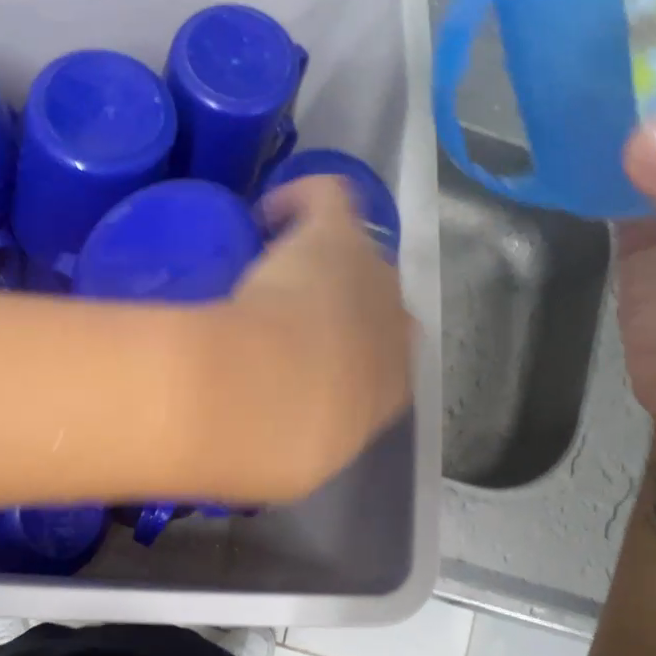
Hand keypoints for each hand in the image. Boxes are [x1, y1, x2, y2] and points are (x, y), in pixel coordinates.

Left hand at [214, 175, 411, 495]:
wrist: (275, 399)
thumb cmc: (284, 443)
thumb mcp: (298, 457)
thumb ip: (293, 445)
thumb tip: (261, 452)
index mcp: (388, 389)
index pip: (378, 363)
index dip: (343, 357)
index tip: (300, 362)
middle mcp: (394, 326)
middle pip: (372, 304)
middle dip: (337, 307)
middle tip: (285, 313)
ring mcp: (371, 275)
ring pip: (351, 256)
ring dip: (317, 260)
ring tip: (275, 264)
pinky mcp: (338, 234)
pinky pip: (330, 198)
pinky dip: (300, 199)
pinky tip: (266, 210)